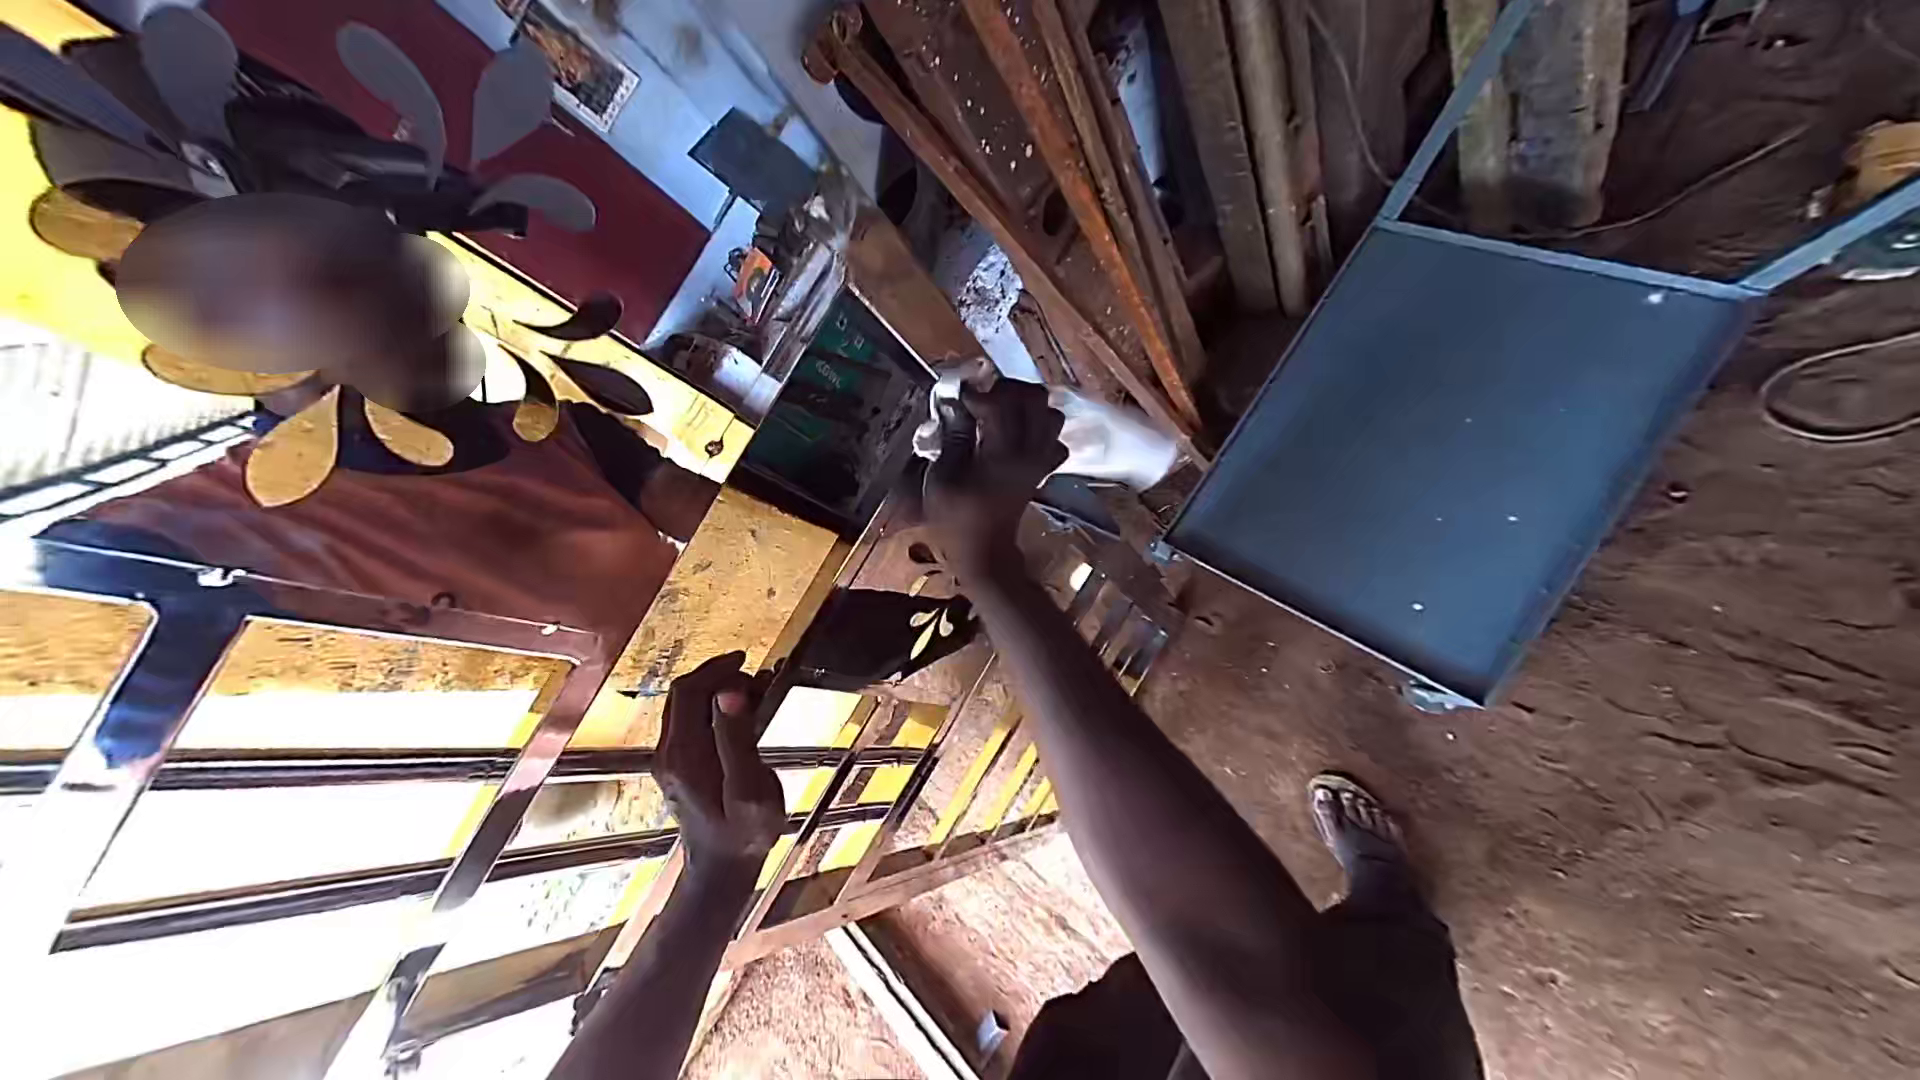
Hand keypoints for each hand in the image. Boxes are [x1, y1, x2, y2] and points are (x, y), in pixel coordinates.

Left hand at [656, 652, 784, 877]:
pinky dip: (713, 707)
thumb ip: (737, 739)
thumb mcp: (750, 788)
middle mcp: (669, 753)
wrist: (722, 870)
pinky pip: (690, 722)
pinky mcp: (679, 767)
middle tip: (754, 675)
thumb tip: (728, 690)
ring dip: (716, 689)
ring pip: (685, 707)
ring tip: (753, 689)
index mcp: (684, 754)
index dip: (715, 668)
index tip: (746, 659)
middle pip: (683, 695)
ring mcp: (670, 760)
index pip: (689, 692)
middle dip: (717, 675)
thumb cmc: (745, 833)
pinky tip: (740, 712)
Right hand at [925, 380, 1066, 577]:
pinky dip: (1039, 427)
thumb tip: (954, 403)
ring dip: (1026, 405)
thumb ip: (952, 436)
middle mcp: (1029, 451)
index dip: (977, 393)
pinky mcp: (1043, 468)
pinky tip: (1017, 433)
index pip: (1000, 403)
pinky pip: (1053, 436)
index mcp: (1002, 453)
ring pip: (1049, 413)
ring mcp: (1041, 459)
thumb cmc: (956, 516)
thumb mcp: (942, 477)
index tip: (958, 397)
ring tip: (1001, 410)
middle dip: (1007, 389)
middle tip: (983, 397)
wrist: (984, 549)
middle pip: (1034, 398)